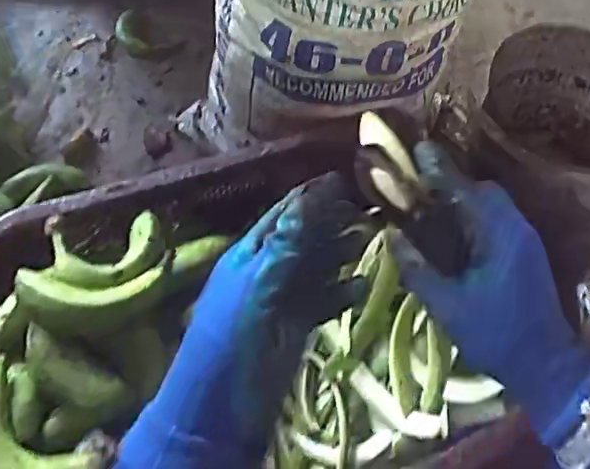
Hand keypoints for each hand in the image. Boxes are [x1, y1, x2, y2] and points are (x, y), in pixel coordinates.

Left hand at [120, 173, 365, 467]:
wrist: (218, 411)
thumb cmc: (233, 337)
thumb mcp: (258, 283)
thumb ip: (287, 241)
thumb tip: (314, 193)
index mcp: (252, 250)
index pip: (287, 210)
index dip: (315, 194)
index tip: (347, 179)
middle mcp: (268, 266)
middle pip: (306, 234)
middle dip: (335, 220)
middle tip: (368, 210)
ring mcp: (282, 296)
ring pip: (318, 265)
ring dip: (342, 251)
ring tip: (371, 240)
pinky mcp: (296, 325)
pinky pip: (323, 299)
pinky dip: (342, 291)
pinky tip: (362, 286)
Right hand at [390, 143, 589, 447]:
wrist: (549, 366)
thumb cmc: (496, 335)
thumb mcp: (448, 307)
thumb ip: (418, 270)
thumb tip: (392, 236)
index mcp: (499, 234)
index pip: (466, 190)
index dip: (441, 170)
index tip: (419, 150)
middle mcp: (516, 226)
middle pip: (484, 190)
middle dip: (455, 185)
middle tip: (425, 188)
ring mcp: (526, 238)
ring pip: (494, 203)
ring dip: (467, 200)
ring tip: (437, 207)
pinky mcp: (528, 250)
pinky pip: (500, 218)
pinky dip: (478, 215)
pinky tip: (459, 232)